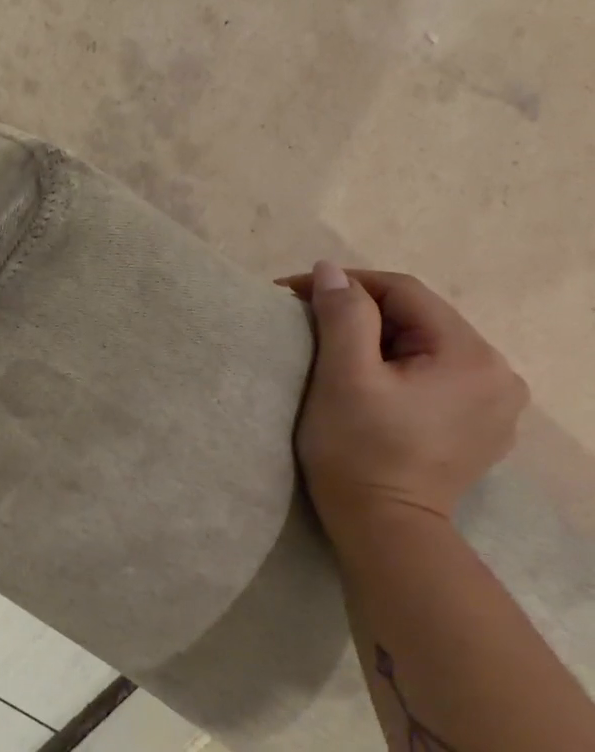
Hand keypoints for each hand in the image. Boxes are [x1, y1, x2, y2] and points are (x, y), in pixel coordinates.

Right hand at [281, 262, 528, 526]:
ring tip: (331, 351)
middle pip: (420, 318)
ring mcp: (497, 404)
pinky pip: (438, 375)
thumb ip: (342, 316)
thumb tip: (329, 269)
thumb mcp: (342, 375)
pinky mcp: (481, 426)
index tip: (291, 292)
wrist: (384, 522)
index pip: (405, 292)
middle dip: (360, 312)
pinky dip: (399, 366)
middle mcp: (499, 374)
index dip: (345, 283)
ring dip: (378, 338)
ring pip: (428, 345)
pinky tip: (368, 382)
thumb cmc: (358, 445)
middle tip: (304, 322)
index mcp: (472, 356)